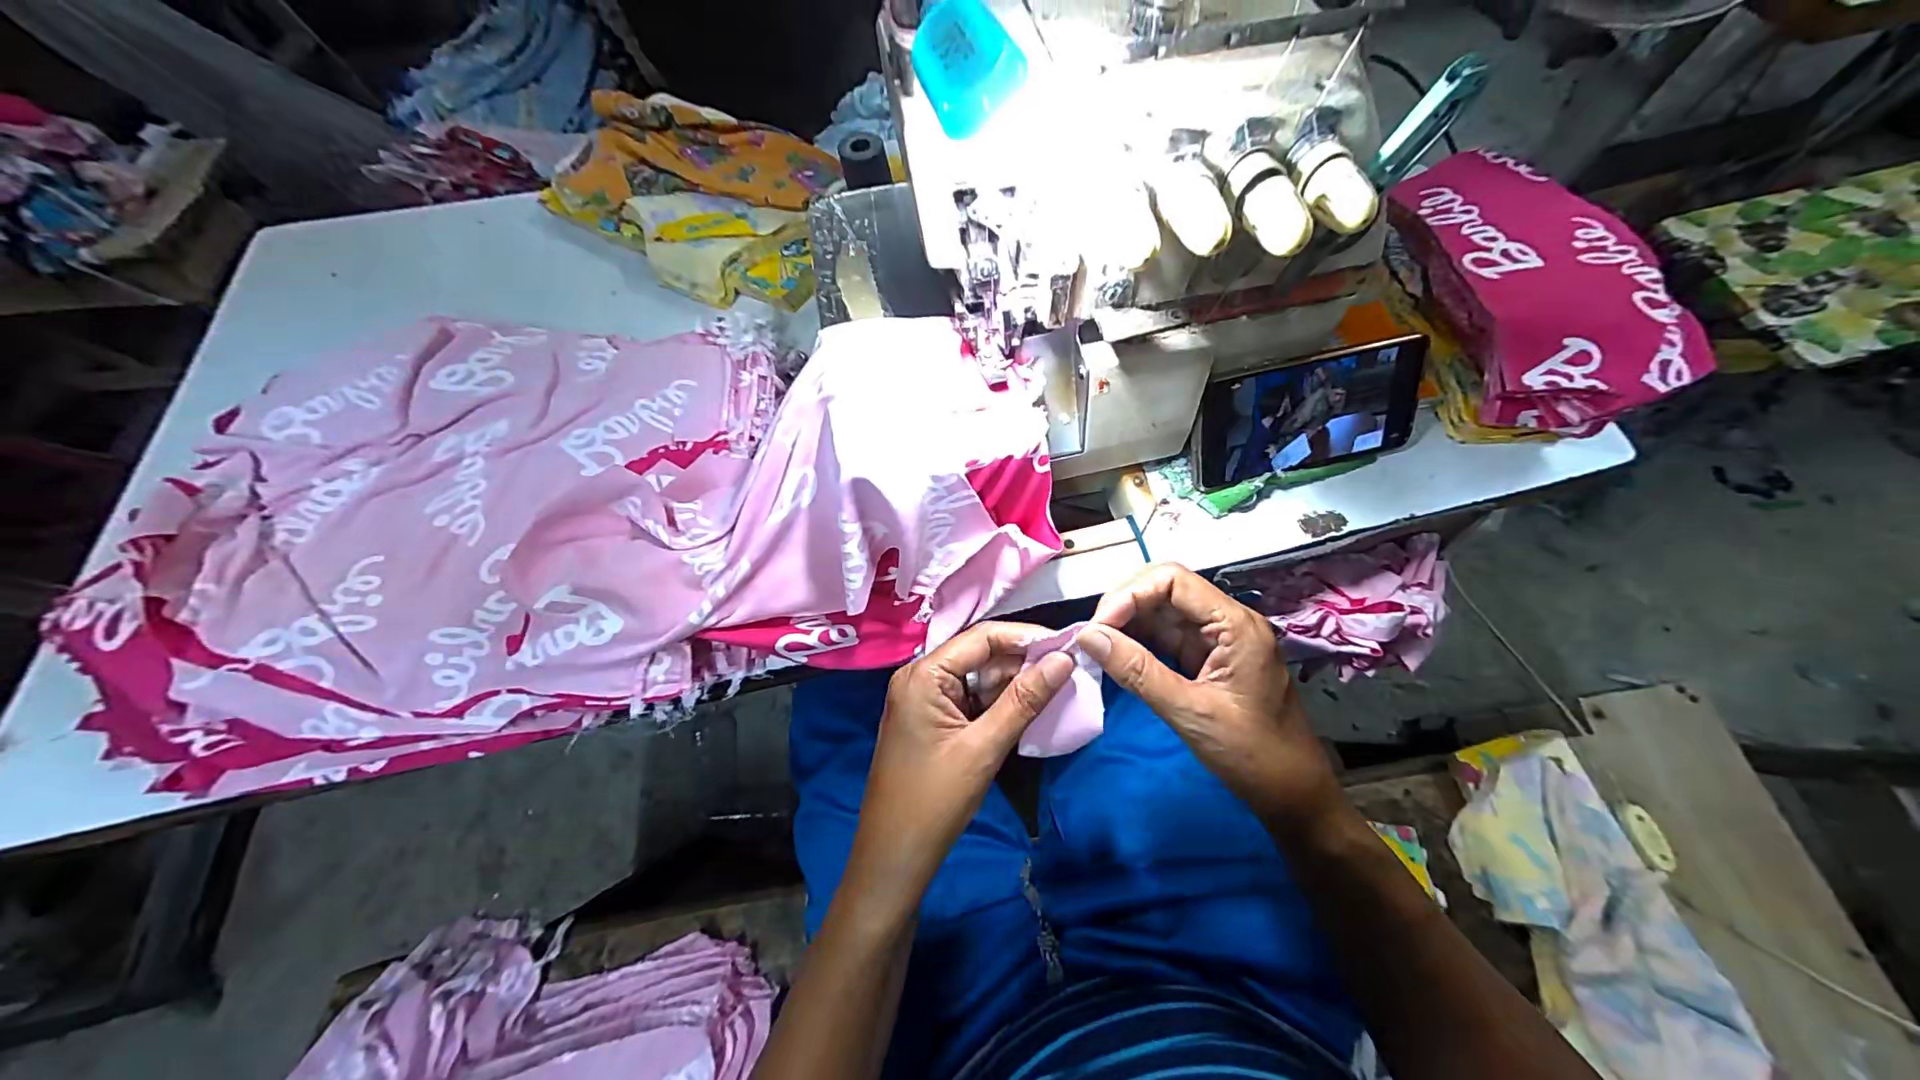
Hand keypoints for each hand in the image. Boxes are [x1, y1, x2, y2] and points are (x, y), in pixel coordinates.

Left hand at [843, 622, 1073, 917]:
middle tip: (1069, 668)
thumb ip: (1024, 700)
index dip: (1027, 636)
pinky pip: (972, 698)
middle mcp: (921, 677)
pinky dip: (1000, 702)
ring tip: (1060, 686)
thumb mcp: (984, 747)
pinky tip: (1031, 707)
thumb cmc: (934, 800)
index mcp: (923, 674)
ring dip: (1015, 683)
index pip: (982, 637)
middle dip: (1024, 661)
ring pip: (979, 677)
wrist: (895, 855)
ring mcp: (926, 699)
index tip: (1067, 644)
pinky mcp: (934, 720)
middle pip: (980, 654)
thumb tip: (1063, 660)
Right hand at [1074, 563, 1347, 836]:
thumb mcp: (1189, 712)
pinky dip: (1139, 641)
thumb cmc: (1252, 754)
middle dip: (1124, 605)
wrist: (1293, 794)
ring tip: (1097, 645)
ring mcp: (1218, 640)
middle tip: (1093, 636)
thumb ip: (1137, 671)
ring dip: (1127, 623)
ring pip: (1163, 612)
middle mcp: (1228, 622)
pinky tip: (1116, 653)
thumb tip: (1089, 637)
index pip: (1172, 580)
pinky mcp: (1208, 659)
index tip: (1099, 626)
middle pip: (1165, 590)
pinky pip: (1167, 637)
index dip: (1129, 595)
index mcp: (1235, 625)